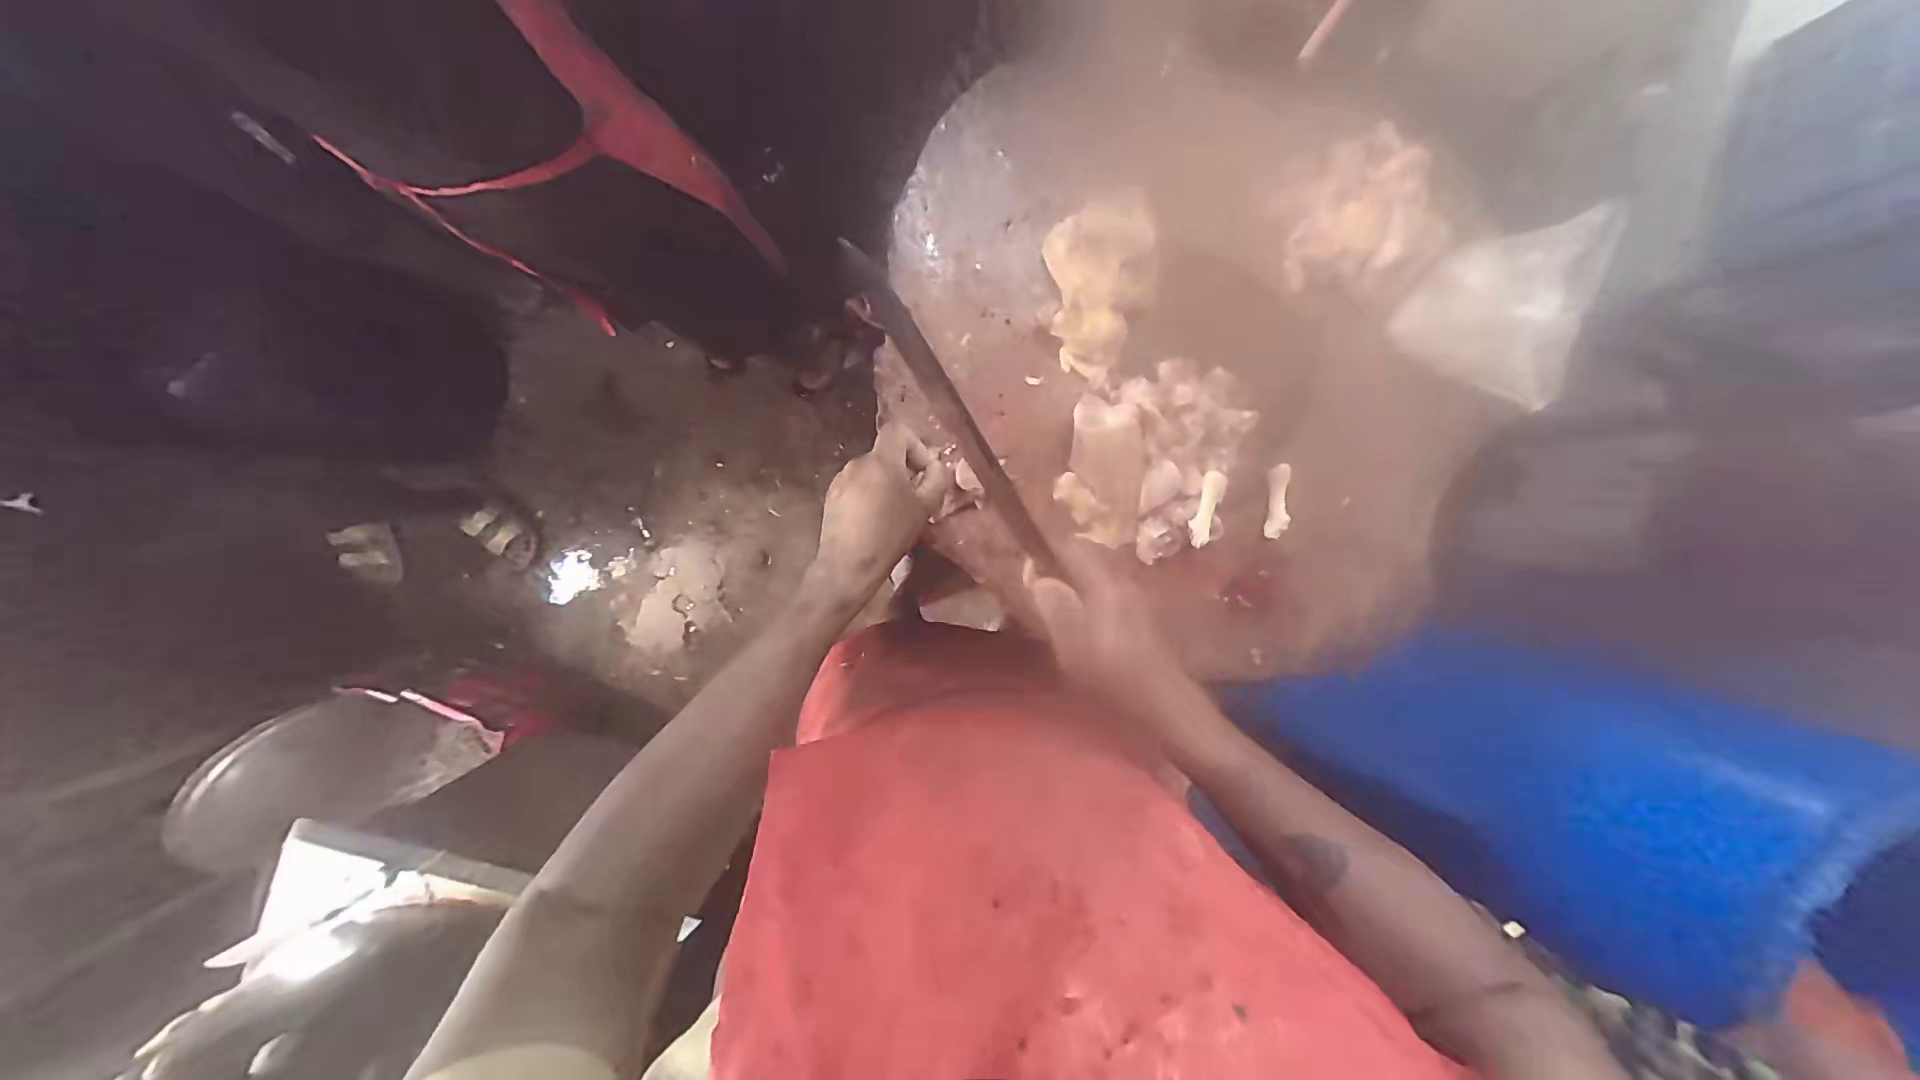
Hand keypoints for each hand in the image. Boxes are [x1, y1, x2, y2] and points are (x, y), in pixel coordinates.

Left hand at [805, 422, 952, 603]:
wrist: (848, 564)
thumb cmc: (891, 534)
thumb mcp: (924, 507)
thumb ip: (937, 479)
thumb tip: (937, 466)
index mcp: (881, 460)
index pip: (899, 431)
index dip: (917, 446)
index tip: (924, 472)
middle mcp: (857, 463)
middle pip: (886, 454)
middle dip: (904, 469)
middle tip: (916, 495)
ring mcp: (840, 479)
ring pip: (871, 472)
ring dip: (886, 483)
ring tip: (895, 511)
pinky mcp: (831, 497)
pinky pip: (857, 486)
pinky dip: (869, 495)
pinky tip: (874, 520)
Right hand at [1024, 541, 1203, 725]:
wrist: (1165, 703)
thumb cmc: (1115, 676)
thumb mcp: (1074, 648)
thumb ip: (1056, 610)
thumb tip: (1039, 579)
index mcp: (1105, 584)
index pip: (1074, 548)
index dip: (1050, 542)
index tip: (1029, 542)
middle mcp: (1124, 583)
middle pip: (1091, 555)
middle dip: (1065, 555)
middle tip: (1039, 562)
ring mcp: (1136, 598)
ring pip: (1102, 572)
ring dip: (1079, 572)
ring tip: (1055, 582)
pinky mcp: (1142, 615)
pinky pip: (1109, 588)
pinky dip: (1091, 588)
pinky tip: (1080, 605)